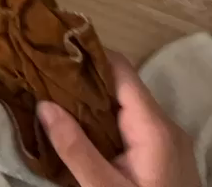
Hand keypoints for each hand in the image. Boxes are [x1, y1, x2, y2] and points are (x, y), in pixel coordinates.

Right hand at [39, 53, 200, 186]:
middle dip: (81, 78)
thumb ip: (76, 149)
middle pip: (120, 84)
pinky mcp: (165, 159)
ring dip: (89, 100)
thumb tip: (43, 103)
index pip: (119, 68)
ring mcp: (169, 143)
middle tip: (41, 75)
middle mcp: (166, 126)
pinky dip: (103, 119)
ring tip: (52, 97)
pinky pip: (130, 124)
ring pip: (123, 105)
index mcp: (155, 127)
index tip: (49, 52)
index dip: (85, 55)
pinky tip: (78, 127)